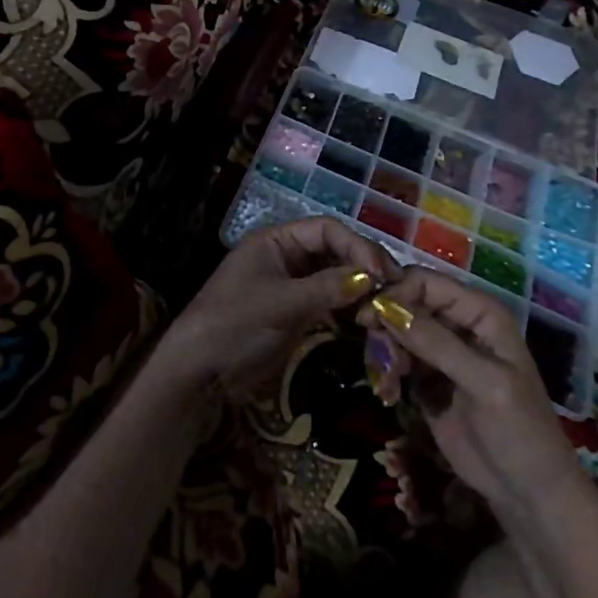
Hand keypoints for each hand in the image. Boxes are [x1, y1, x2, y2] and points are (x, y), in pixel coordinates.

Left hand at [156, 218, 396, 396]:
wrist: (201, 368)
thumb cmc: (233, 324)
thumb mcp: (280, 303)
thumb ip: (326, 288)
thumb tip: (372, 278)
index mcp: (275, 240)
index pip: (326, 229)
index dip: (357, 246)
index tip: (383, 273)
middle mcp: (286, 256)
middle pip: (336, 251)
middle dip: (364, 266)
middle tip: (396, 290)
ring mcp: (292, 284)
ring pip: (337, 277)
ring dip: (361, 289)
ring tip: (387, 307)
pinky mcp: (297, 311)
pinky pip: (331, 301)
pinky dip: (351, 308)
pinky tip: (369, 321)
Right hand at [362, 268, 582, 512]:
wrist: (526, 491)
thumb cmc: (520, 431)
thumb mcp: (484, 384)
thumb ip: (437, 344)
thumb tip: (385, 308)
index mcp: (481, 314)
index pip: (427, 282)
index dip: (396, 293)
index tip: (369, 317)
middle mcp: (458, 324)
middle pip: (405, 302)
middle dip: (384, 322)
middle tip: (375, 351)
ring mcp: (439, 352)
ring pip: (394, 329)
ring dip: (383, 349)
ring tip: (386, 378)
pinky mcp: (423, 377)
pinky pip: (393, 358)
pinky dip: (384, 370)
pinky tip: (386, 391)